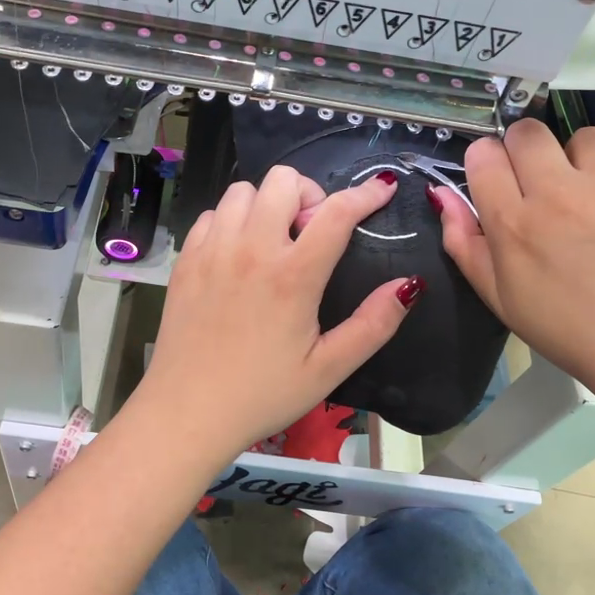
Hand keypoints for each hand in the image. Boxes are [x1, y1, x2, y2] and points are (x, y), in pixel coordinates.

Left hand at [129, 166, 419, 461]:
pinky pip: (212, 214)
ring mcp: (212, 250)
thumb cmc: (263, 394)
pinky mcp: (186, 260)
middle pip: (283, 181)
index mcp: (292, 276)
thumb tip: (408, 284)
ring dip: (266, 204)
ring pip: (243, 189)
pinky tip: (238, 254)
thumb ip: (373, 324)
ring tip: (273, 239)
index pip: (336, 211)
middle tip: (312, 231)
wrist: (187, 413)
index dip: (366, 193)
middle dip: (308, 194)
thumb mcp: (328, 369)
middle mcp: (250, 250)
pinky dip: (232, 221)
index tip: (383, 190)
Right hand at [430, 120, 594, 392]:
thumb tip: (442, 194)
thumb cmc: (571, 332)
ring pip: (583, 139)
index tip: (498, 179)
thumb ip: (464, 241)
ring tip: (590, 198)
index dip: (487, 163)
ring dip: (578, 160)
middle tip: (540, 182)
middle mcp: (562, 195)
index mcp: (515, 224)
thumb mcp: (500, 298)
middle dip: (525, 150)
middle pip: (529, 132)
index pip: (484, 154)